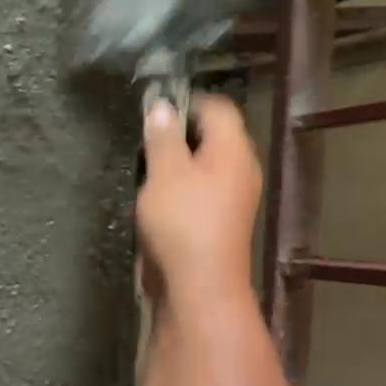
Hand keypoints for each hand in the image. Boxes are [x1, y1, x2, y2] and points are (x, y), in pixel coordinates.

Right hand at [137, 95, 262, 303]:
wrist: (198, 283)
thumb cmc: (181, 222)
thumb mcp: (164, 174)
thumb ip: (162, 138)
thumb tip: (161, 107)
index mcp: (233, 149)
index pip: (217, 108)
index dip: (186, 102)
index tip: (153, 110)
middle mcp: (241, 168)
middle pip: (212, 137)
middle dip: (179, 135)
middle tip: (144, 142)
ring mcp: (233, 197)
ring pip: (205, 166)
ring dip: (177, 165)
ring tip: (145, 172)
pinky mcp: (219, 221)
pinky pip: (200, 192)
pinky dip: (180, 189)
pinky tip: (156, 201)